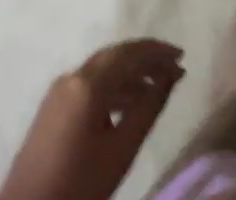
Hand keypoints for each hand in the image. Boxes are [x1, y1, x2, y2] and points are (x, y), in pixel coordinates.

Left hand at [0, 39, 184, 199]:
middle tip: (173, 67)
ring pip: (102, 69)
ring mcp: (58, 92)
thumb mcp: (123, 147)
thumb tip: (172, 73)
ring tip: (157, 87)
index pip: (129, 53)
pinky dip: (113, 86)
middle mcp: (71, 78)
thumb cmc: (80, 184)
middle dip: (145, 58)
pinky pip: (89, 84)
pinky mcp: (53, 107)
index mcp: (87, 85)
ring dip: (131, 73)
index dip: (158, 51)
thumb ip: (150, 105)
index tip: (182, 56)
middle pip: (115, 55)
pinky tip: (128, 104)